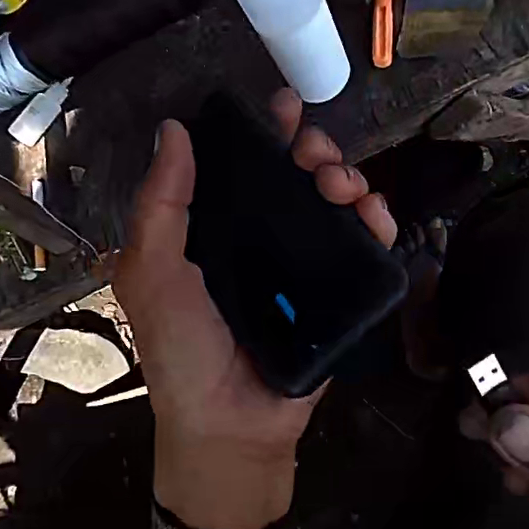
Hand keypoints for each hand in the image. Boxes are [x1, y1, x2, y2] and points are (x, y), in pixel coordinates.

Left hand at [115, 89, 395, 528]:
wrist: (232, 421)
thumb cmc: (183, 346)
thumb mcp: (152, 272)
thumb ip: (161, 204)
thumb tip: (175, 129)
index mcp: (215, 231)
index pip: (244, 168)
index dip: (265, 133)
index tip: (285, 107)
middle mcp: (261, 241)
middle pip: (296, 179)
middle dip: (312, 152)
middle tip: (315, 155)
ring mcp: (303, 267)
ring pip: (334, 205)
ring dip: (345, 179)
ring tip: (342, 186)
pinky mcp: (339, 293)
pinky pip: (364, 246)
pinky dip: (375, 221)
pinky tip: (373, 213)